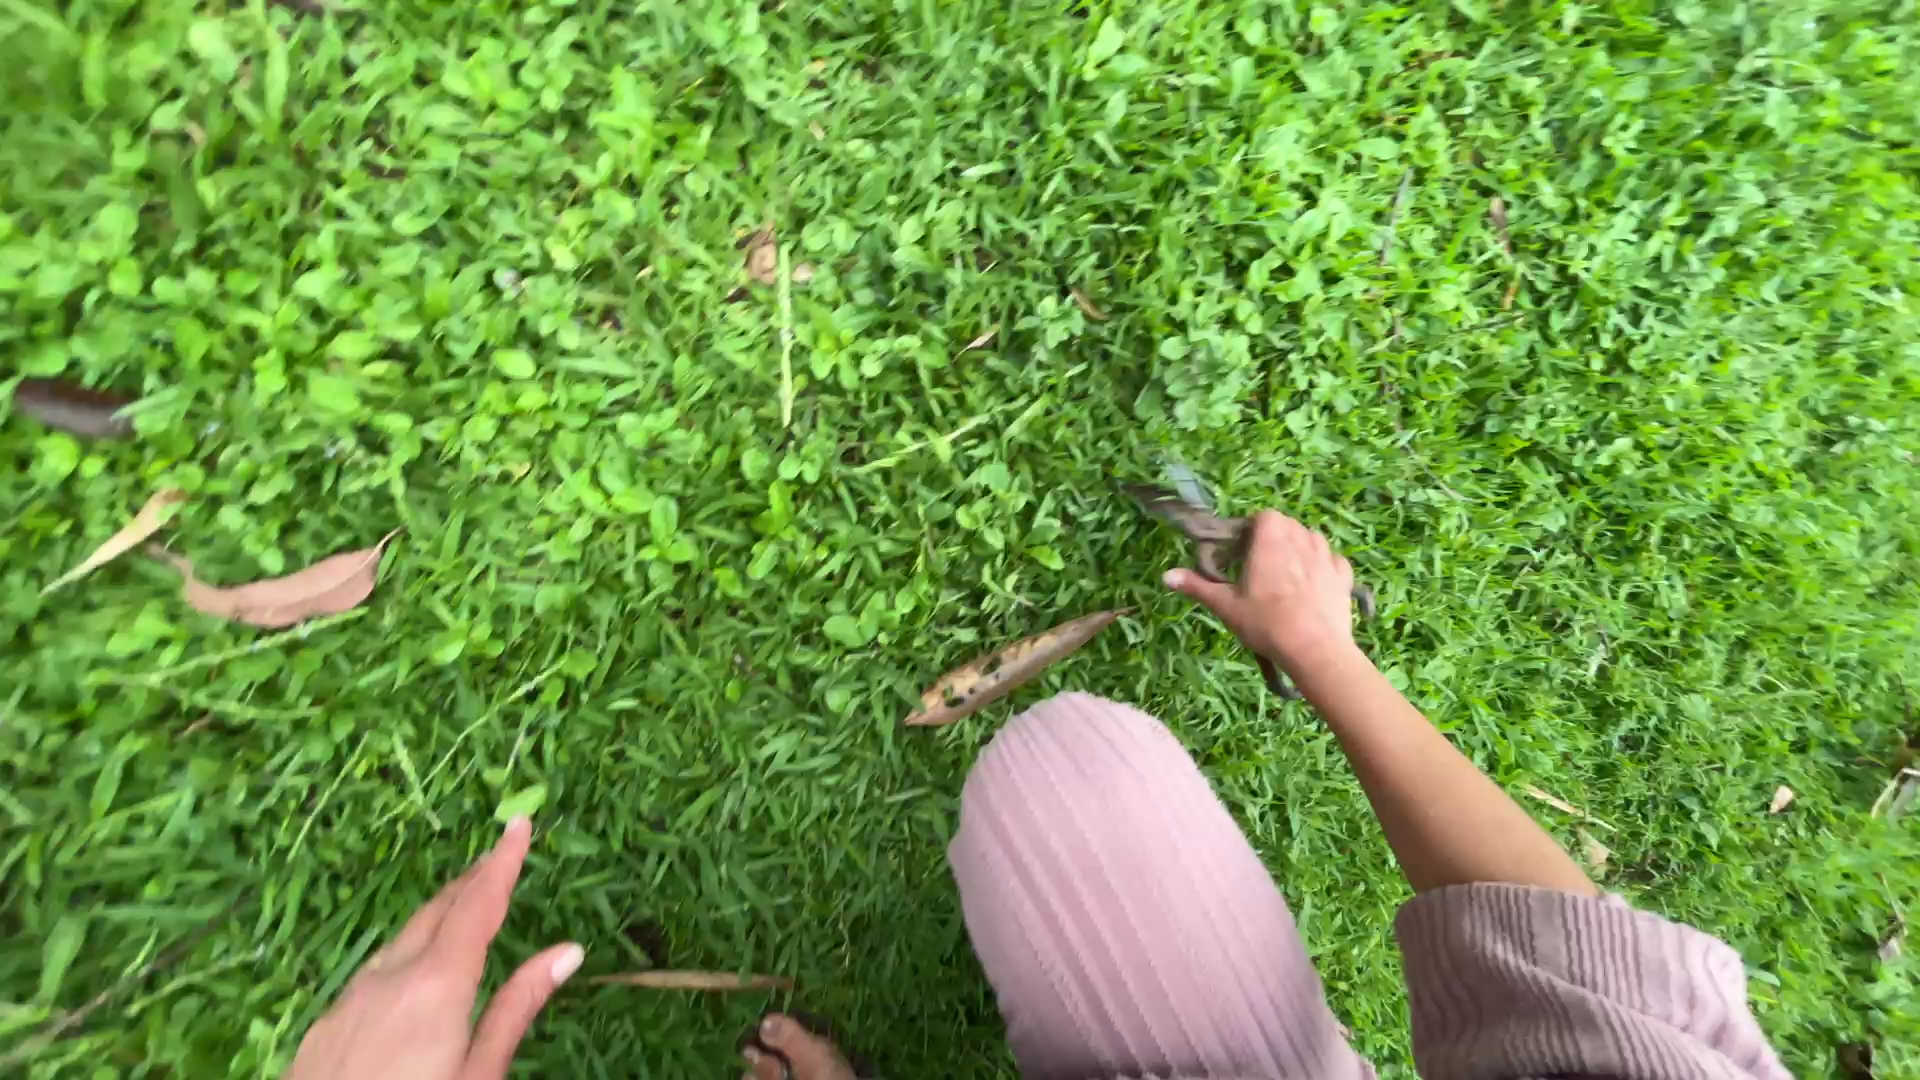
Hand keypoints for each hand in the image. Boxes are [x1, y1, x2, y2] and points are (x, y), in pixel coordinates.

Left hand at [284, 818, 583, 1079]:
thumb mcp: (479, 1076)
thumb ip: (517, 1007)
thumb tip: (570, 950)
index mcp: (436, 984)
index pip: (478, 904)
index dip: (502, 861)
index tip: (519, 823)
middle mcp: (388, 980)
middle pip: (437, 912)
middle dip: (472, 880)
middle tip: (501, 856)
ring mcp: (346, 1005)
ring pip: (402, 940)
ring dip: (439, 915)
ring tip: (466, 907)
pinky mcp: (320, 1033)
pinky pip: (374, 974)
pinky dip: (407, 953)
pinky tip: (414, 973)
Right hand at [1164, 510, 1357, 675]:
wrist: (1315, 650)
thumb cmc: (1265, 623)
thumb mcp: (1226, 606)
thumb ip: (1197, 586)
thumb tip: (1166, 575)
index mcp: (1270, 541)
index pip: (1264, 516)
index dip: (1253, 529)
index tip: (1243, 550)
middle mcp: (1300, 540)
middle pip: (1288, 524)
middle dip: (1275, 537)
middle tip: (1260, 564)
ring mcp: (1326, 557)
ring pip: (1311, 538)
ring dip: (1299, 547)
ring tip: (1287, 572)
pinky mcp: (1344, 577)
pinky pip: (1332, 559)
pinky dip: (1322, 564)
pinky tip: (1313, 583)